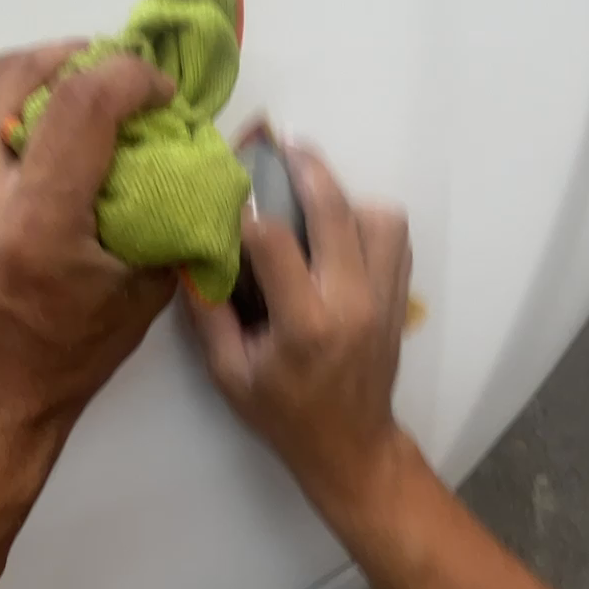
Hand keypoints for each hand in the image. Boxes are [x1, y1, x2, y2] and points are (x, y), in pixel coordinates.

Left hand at [0, 43, 178, 481]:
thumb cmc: (73, 354)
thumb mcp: (142, 293)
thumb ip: (166, 216)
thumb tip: (187, 157)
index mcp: (39, 223)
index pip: (82, 103)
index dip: (130, 75)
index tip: (157, 89)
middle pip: (11, 73)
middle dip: (70, 55)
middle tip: (106, 71)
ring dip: (20, 79)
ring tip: (57, 97)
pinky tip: (21, 147)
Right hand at [183, 147, 412, 523]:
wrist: (350, 444)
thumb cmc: (282, 412)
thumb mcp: (228, 373)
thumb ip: (207, 314)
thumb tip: (188, 258)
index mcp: (305, 324)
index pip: (276, 242)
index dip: (247, 214)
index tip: (230, 199)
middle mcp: (352, 302)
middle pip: (337, 212)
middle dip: (307, 170)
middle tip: (285, 144)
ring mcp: (385, 298)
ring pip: (380, 217)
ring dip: (346, 196)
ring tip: (314, 191)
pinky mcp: (400, 298)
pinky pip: (396, 237)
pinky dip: (369, 218)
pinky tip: (340, 222)